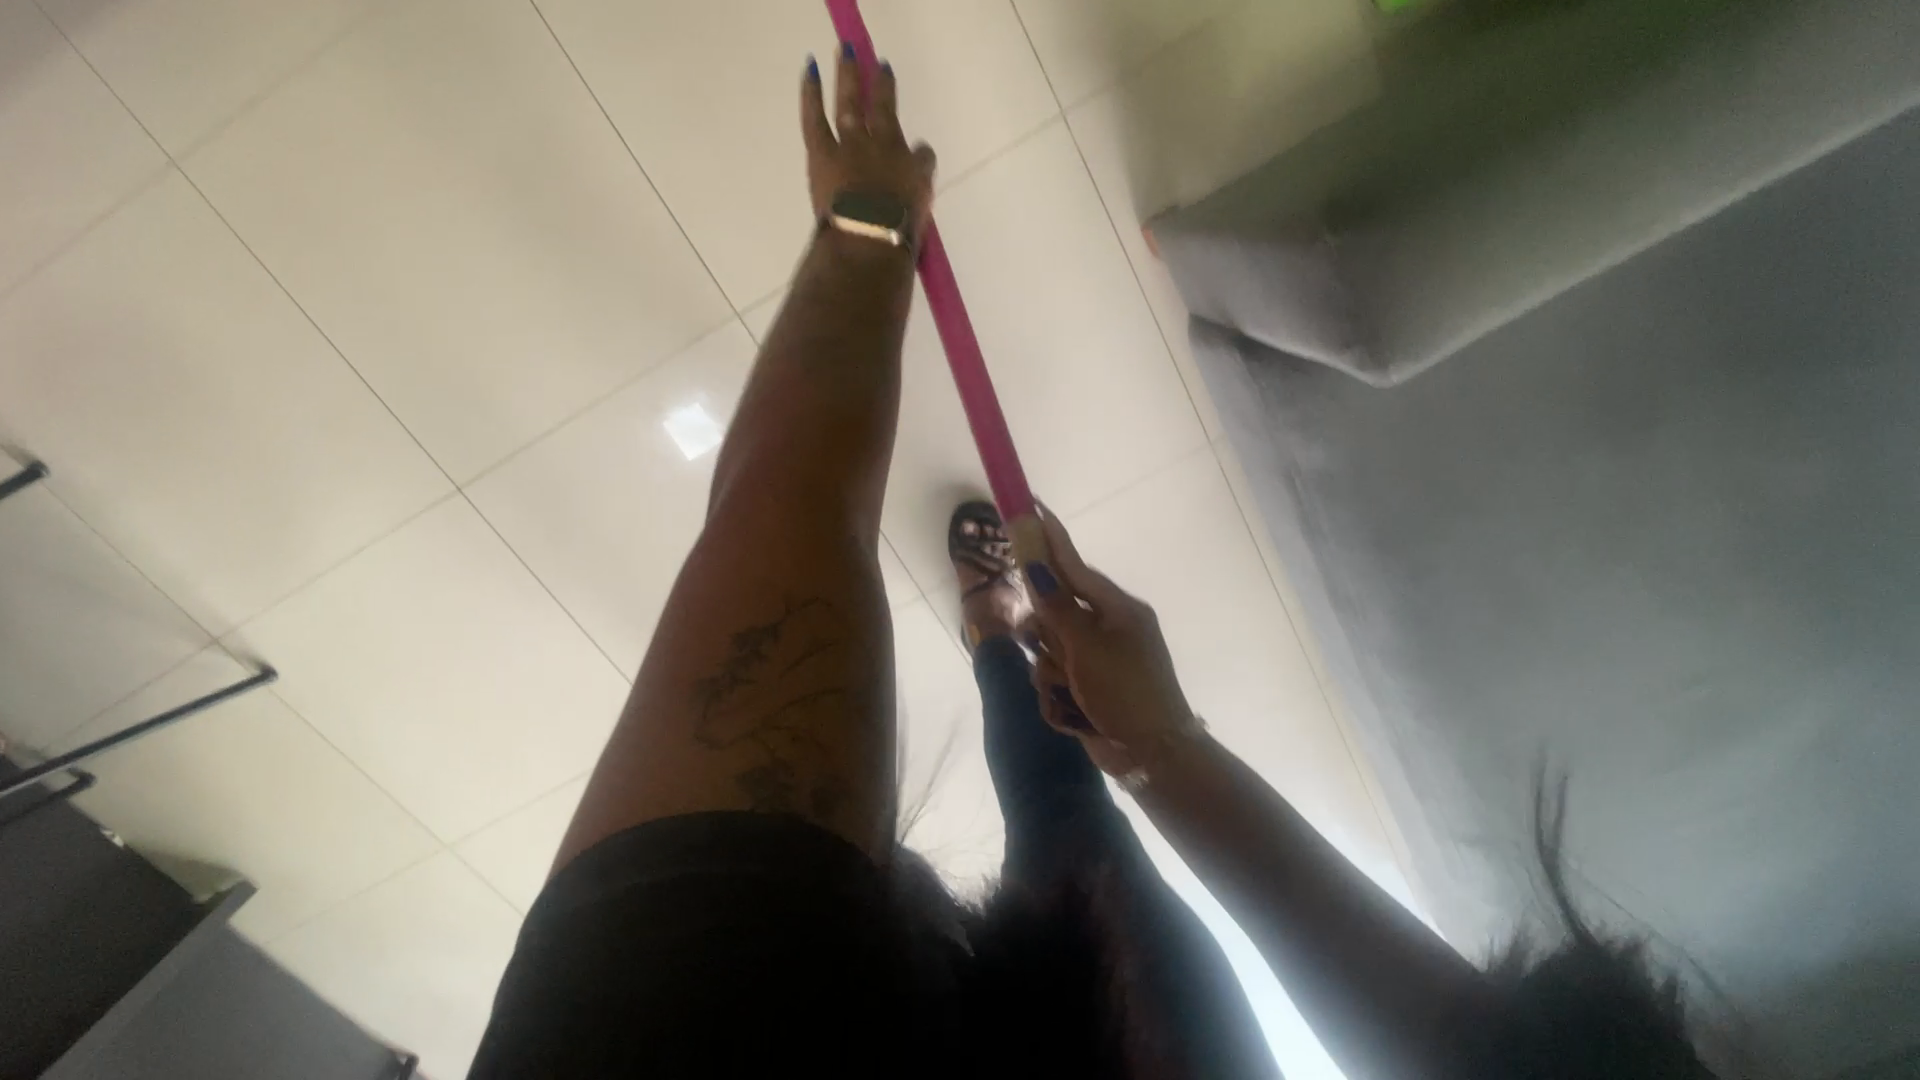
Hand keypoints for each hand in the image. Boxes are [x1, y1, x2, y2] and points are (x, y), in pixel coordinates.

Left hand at [801, 47, 936, 231]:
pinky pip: (814, 116)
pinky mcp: (822, 154)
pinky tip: (810, 69)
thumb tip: (921, 153)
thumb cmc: (896, 233)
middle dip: (881, 88)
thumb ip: (920, 175)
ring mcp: (850, 146)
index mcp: (906, 163)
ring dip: (849, 76)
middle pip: (881, 110)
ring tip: (846, 54)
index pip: (910, 139)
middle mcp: (880, 145)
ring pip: (850, 104)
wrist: (867, 241)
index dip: (920, 143)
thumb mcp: (920, 205)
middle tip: (879, 67)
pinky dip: (811, 92)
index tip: (917, 124)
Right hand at [1024, 509, 1197, 779]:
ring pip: (1047, 650)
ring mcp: (1097, 660)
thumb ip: (1057, 606)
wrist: (1151, 753)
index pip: (1073, 565)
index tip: (1029, 506)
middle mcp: (1105, 628)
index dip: (1048, 538)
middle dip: (1047, 637)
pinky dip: (1059, 697)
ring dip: (1053, 673)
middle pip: (1052, 612)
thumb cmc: (1125, 690)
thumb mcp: (1087, 646)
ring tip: (1072, 693)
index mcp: (1116, 608)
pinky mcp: (1088, 687)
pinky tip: (1075, 713)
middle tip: (1054, 654)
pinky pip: (1054, 678)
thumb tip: (1036, 565)